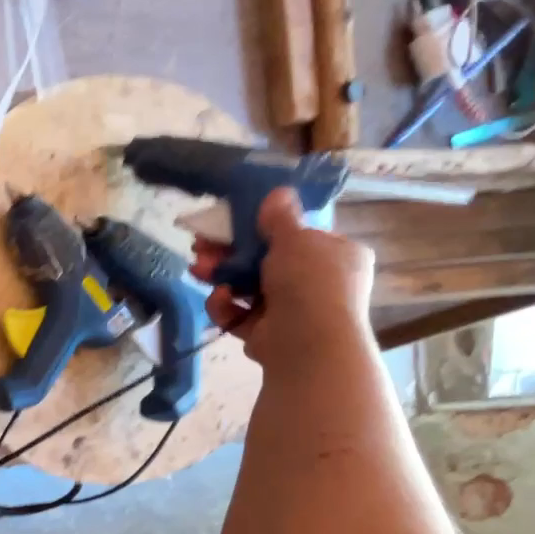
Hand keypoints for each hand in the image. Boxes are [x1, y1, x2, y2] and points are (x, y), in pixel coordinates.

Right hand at [191, 188, 376, 372]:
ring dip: (221, 277)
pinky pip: (240, 313)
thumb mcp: (295, 240)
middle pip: (266, 262)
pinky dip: (226, 306)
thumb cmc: (310, 282)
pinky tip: (220, 299)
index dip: (264, 230)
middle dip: (231, 254)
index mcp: (337, 254)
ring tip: (197, 270)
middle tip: (201, 246)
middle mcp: (317, 281)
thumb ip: (281, 218)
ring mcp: (291, 308)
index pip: (299, 237)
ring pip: (247, 287)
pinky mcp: (265, 331)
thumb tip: (278, 192)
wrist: (307, 341)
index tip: (233, 224)